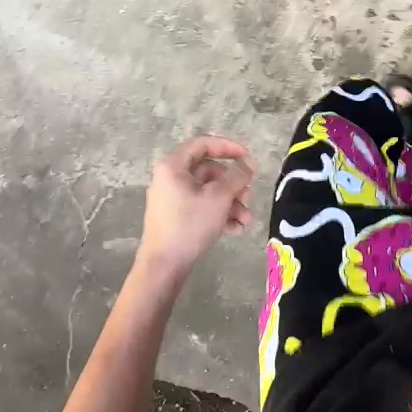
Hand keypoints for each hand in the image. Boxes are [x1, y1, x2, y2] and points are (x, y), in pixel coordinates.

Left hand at [137, 135, 254, 278]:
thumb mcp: (218, 198)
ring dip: (231, 202)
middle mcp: (171, 178)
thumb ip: (237, 176)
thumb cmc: (189, 225)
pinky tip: (236, 230)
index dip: (229, 147)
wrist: (162, 268)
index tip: (249, 158)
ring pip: (209, 191)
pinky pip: (202, 206)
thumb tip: (249, 163)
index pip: (204, 143)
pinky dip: (220, 214)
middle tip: (249, 197)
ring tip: (246, 220)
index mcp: (173, 165)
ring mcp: (172, 198)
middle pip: (209, 170)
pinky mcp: (176, 217)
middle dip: (233, 184)